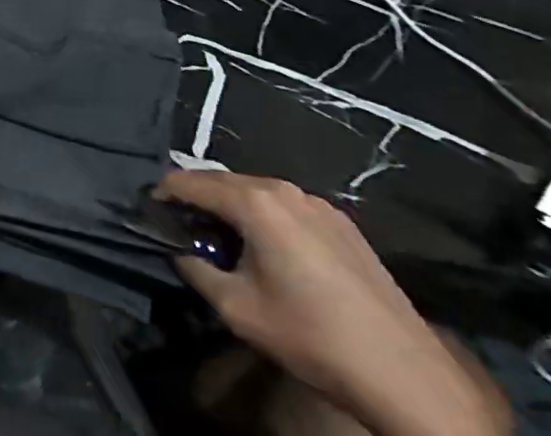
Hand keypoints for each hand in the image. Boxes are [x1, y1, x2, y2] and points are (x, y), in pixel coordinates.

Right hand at [157, 171, 508, 435]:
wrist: (402, 370)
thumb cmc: (309, 335)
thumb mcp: (236, 308)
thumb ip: (197, 269)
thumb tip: (180, 250)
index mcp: (256, 201)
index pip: (194, 180)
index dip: (166, 190)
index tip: (148, 206)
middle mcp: (286, 189)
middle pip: (226, 180)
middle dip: (198, 196)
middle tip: (178, 222)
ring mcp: (319, 203)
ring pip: (258, 192)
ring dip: (232, 206)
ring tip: (218, 235)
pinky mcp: (341, 223)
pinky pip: (287, 206)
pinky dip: (263, 215)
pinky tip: (264, 247)